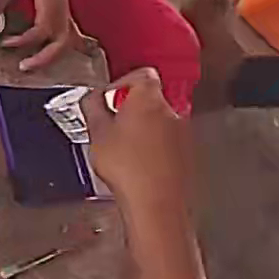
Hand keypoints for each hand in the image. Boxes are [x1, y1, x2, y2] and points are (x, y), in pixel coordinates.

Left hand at [0, 0, 84, 71]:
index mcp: (51, 1)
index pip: (42, 30)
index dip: (23, 40)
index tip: (5, 42)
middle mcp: (62, 10)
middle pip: (61, 43)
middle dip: (44, 58)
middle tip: (23, 67)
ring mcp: (65, 12)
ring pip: (64, 42)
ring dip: (49, 55)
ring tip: (29, 63)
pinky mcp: (63, 12)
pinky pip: (62, 35)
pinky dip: (52, 47)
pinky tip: (38, 51)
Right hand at [82, 68, 194, 232]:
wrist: (155, 204)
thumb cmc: (127, 167)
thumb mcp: (96, 132)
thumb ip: (92, 107)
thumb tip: (92, 98)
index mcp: (149, 99)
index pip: (142, 74)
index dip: (122, 83)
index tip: (108, 99)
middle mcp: (171, 112)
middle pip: (149, 98)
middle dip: (128, 109)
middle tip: (110, 125)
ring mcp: (182, 134)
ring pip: (157, 121)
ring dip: (140, 129)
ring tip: (121, 149)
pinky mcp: (186, 155)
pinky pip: (166, 142)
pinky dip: (152, 147)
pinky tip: (135, 164)